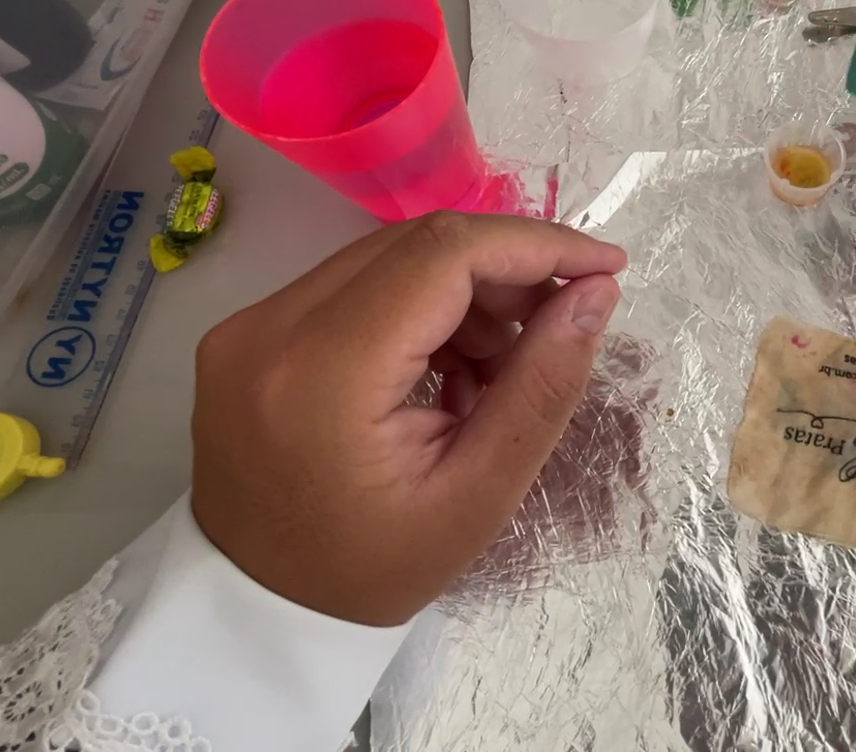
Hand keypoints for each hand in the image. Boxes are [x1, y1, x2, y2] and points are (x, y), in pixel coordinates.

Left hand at [190, 212, 626, 626]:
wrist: (258, 610)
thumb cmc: (376, 568)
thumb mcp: (484, 492)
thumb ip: (546, 383)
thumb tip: (597, 291)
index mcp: (322, 374)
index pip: (446, 256)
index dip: (538, 245)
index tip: (605, 267)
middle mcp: (269, 327)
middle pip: (424, 245)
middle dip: (512, 268)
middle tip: (561, 319)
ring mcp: (249, 321)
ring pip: (400, 256)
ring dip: (475, 290)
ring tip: (505, 363)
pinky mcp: (252, 326)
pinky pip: (369, 281)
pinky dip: (433, 305)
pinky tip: (457, 365)